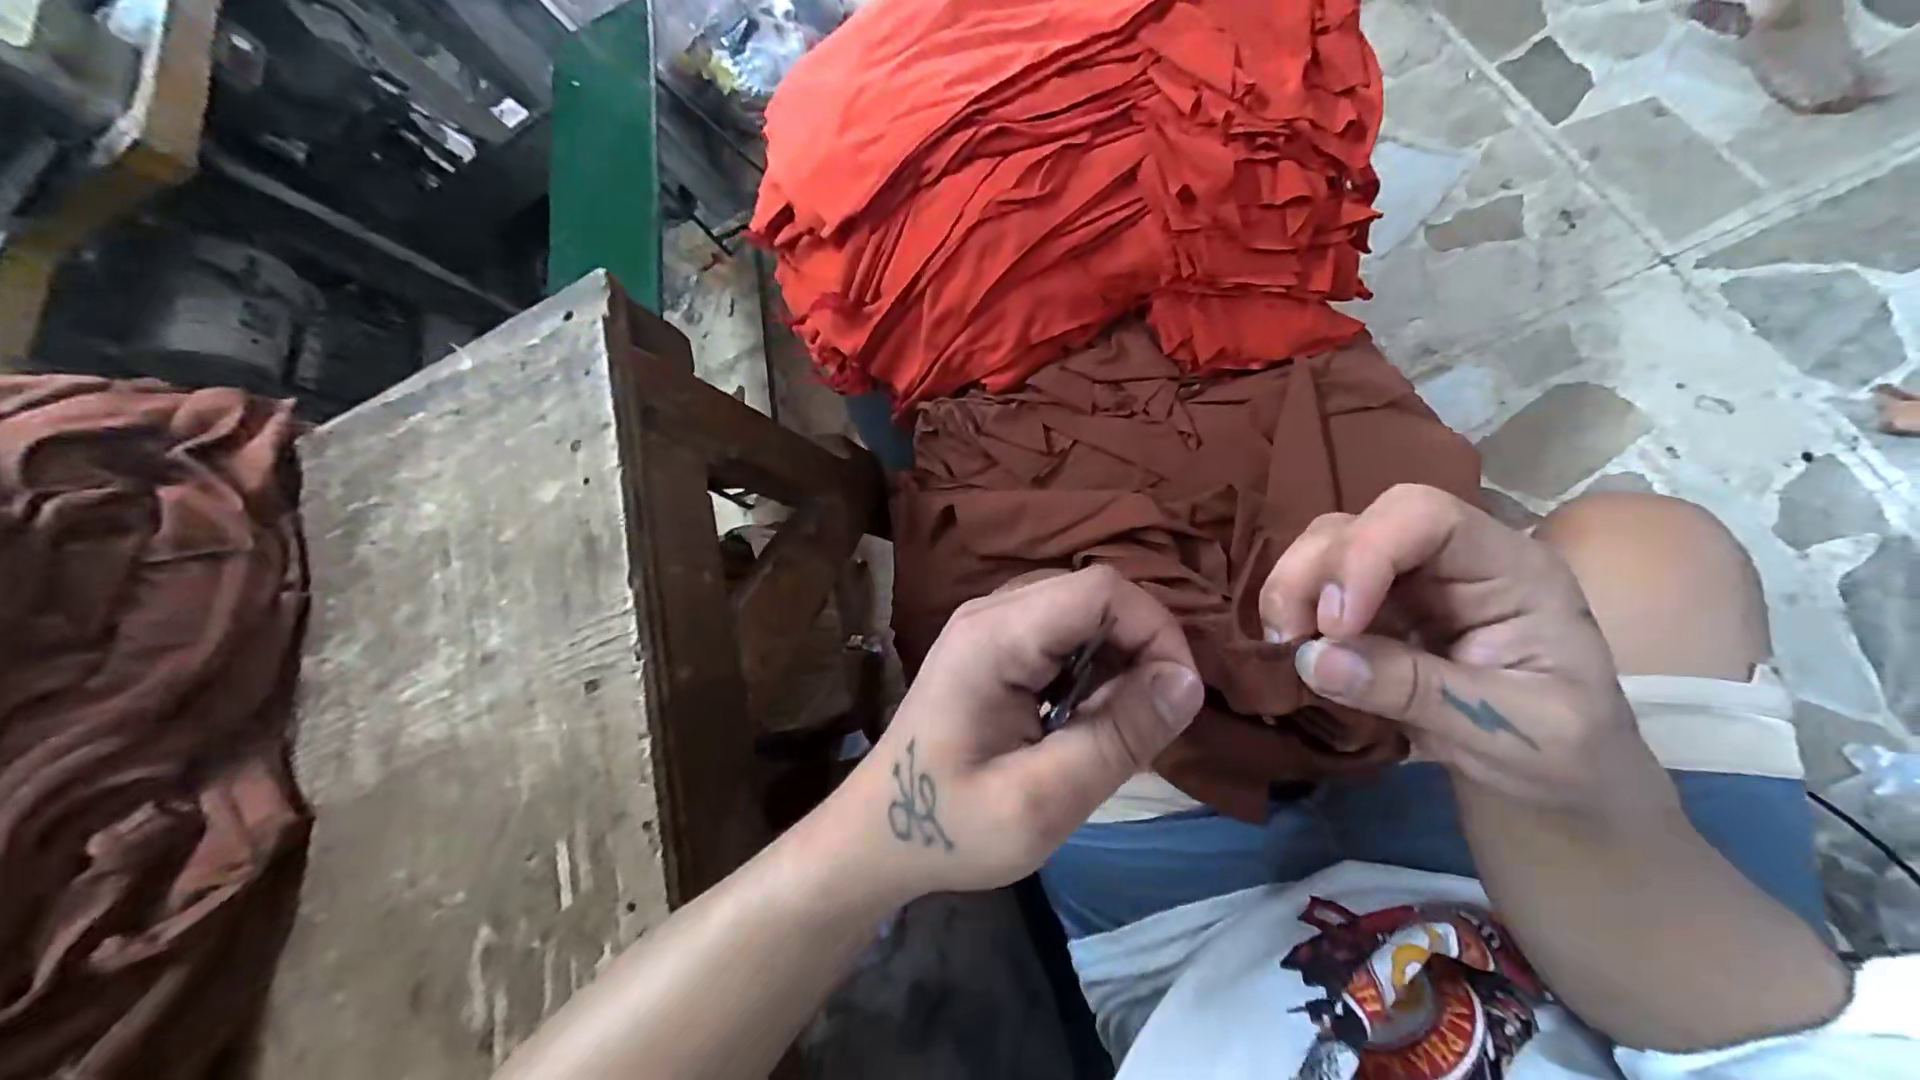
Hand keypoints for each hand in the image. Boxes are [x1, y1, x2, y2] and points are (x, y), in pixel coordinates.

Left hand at [815, 566, 1203, 905]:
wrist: (879, 832)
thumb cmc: (950, 826)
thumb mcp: (1041, 801)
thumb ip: (1117, 737)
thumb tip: (1189, 683)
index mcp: (994, 637)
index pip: (1101, 590)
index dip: (1156, 631)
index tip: (1177, 699)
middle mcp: (989, 612)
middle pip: (1094, 595)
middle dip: (1139, 649)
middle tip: (1140, 724)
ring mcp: (986, 623)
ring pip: (1082, 611)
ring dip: (1116, 661)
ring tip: (1106, 728)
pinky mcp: (990, 643)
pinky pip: (1060, 631)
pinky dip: (1089, 667)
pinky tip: (1077, 719)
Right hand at [1260, 485, 1673, 817]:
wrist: (1550, 781)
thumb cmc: (1561, 753)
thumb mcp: (1511, 732)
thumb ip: (1415, 692)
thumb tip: (1312, 658)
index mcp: (1510, 569)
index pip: (1424, 516)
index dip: (1366, 554)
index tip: (1336, 626)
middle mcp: (1448, 560)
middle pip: (1355, 526)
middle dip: (1311, 576)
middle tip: (1292, 641)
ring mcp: (1404, 582)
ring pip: (1321, 549)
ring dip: (1290, 593)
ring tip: (1289, 649)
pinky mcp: (1369, 609)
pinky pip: (1311, 590)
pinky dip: (1289, 616)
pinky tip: (1293, 653)